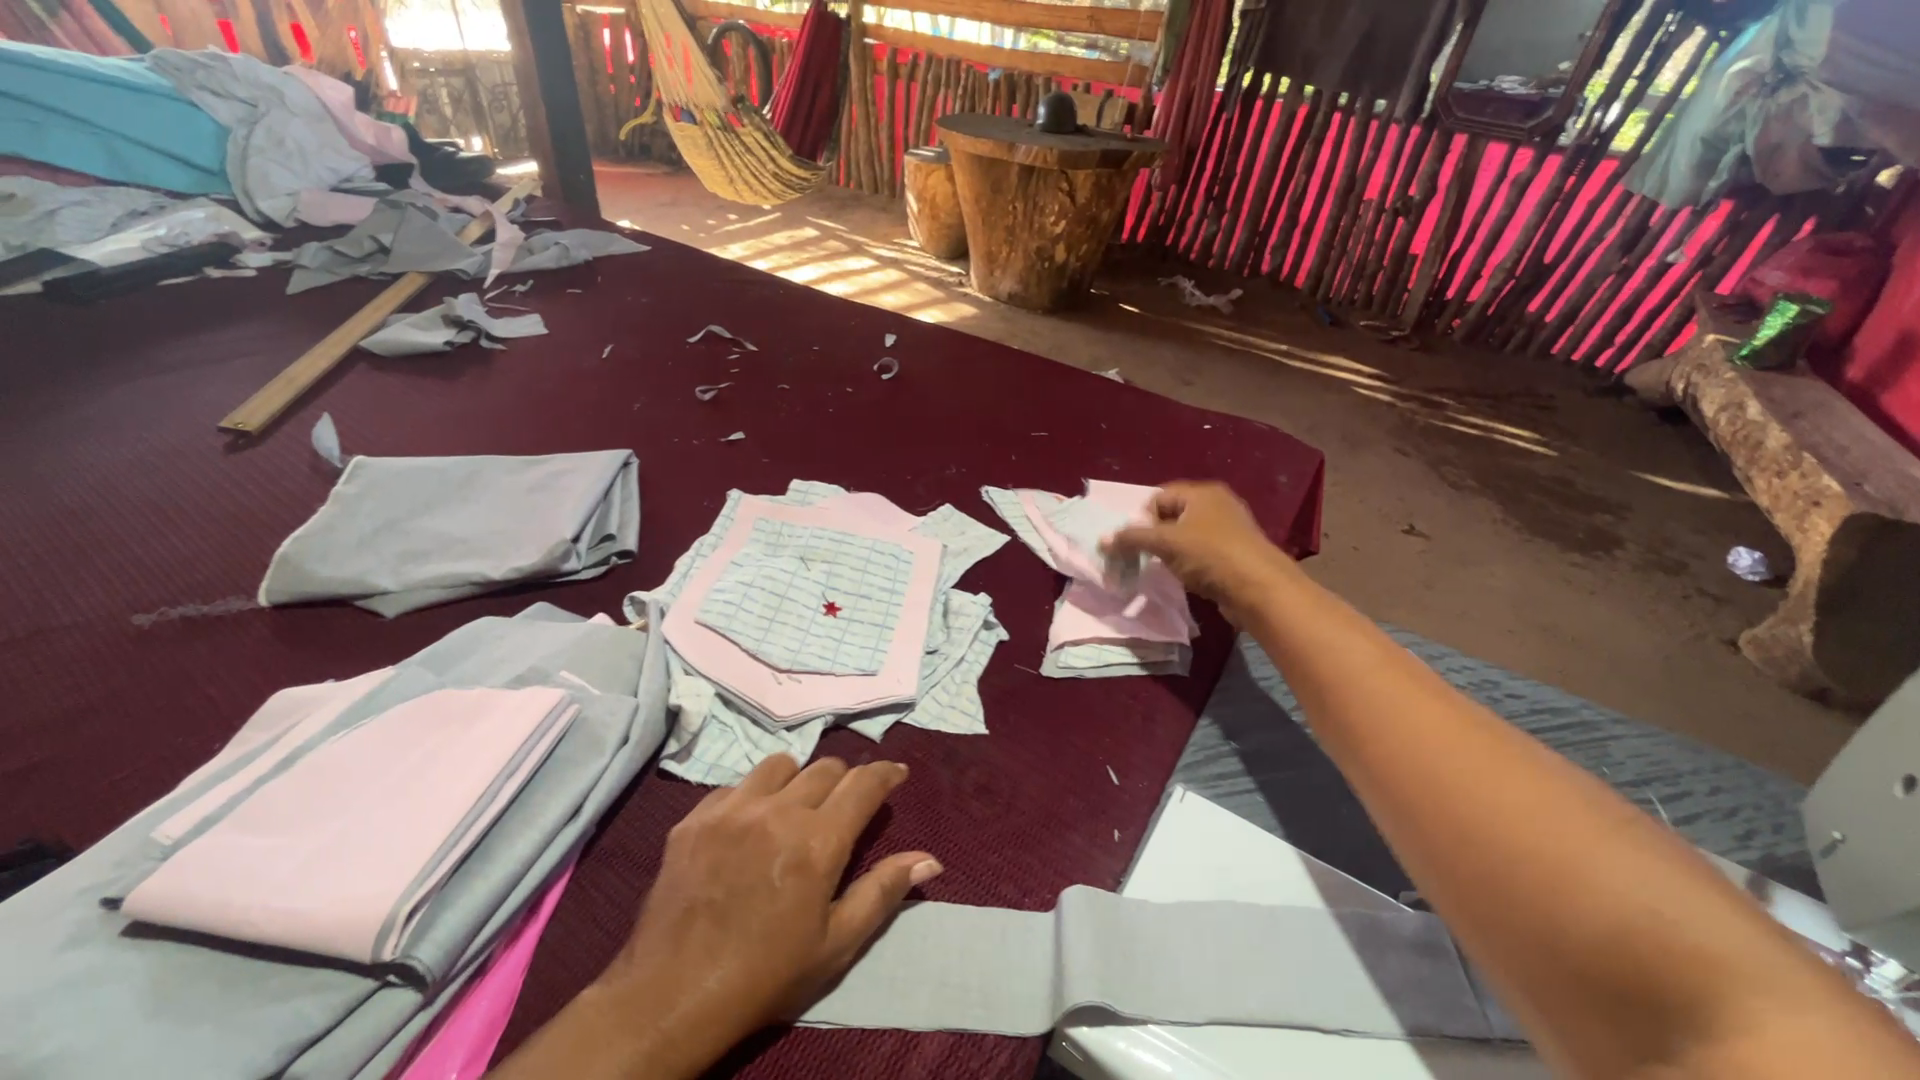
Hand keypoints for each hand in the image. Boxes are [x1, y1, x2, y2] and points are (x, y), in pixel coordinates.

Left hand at [603, 756, 939, 1061]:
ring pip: (778, 766)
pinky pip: (733, 786)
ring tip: (796, 807)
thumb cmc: (767, 975)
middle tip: (846, 806)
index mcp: (818, 842)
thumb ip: (883, 892)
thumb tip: (929, 859)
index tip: (896, 774)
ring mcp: (730, 811)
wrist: (673, 994)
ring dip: (798, 779)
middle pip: (824, 768)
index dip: (886, 774)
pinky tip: (749, 826)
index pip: (863, 784)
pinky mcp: (693, 820)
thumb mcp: (836, 944)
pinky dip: (752, 796)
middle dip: (845, 780)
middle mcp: (776, 812)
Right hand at [1105, 480, 1296, 617]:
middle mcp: (1217, 505)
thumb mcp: (1165, 543)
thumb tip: (1103, 540)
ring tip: (1167, 569)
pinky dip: (1190, 564)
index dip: (1143, 518)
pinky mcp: (1235, 554)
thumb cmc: (1210, 555)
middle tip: (1148, 557)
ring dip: (1172, 553)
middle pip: (1173, 516)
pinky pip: (1202, 553)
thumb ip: (1132, 539)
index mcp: (1202, 493)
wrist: (1259, 588)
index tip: (1138, 542)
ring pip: (1187, 537)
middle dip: (1156, 536)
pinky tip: (1189, 578)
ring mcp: (1229, 530)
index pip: (1160, 496)